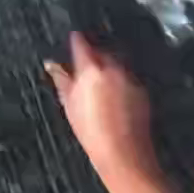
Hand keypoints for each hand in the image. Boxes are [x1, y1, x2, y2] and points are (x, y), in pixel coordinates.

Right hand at [46, 32, 161, 185]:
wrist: (124, 155)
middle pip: (100, 50)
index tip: (71, 37)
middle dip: (91, 55)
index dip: (75, 39)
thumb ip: (61, 78)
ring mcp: (129, 79)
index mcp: (91, 68)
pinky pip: (125, 77)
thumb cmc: (91, 130)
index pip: (80, 42)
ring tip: (95, 82)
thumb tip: (52, 65)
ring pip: (114, 63)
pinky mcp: (141, 91)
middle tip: (80, 66)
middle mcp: (113, 68)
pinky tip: (111, 95)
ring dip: (105, 66)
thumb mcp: (68, 103)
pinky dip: (118, 80)